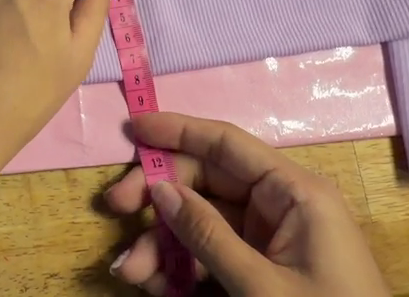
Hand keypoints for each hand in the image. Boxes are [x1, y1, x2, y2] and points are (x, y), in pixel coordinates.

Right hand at [104, 112, 389, 296]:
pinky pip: (212, 253)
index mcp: (294, 192)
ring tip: (130, 272)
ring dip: (162, 242)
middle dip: (158, 197)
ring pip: (201, 220)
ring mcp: (271, 239)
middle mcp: (281, 205)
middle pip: (204, 181)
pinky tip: (152, 283)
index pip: (225, 143)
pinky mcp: (264, 271)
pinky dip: (181, 266)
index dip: (177, 130)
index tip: (131, 127)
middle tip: (114, 209)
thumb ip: (208, 236)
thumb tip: (160, 188)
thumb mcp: (263, 289)